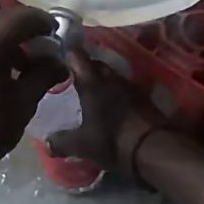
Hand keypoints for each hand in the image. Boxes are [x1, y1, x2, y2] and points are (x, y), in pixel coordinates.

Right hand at [45, 49, 167, 179]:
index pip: (76, 57)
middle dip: (86, 68)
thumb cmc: (112, 140)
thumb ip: (62, 142)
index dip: (68, 55)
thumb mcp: (82, 145)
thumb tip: (47, 144)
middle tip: (75, 79)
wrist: (155, 148)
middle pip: (96, 64)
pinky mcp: (145, 98)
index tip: (59, 59)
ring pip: (112, 76)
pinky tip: (113, 107)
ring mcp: (131, 87)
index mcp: (91, 83)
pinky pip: (125, 90)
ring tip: (93, 93)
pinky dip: (117, 94)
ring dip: (103, 82)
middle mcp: (111, 78)